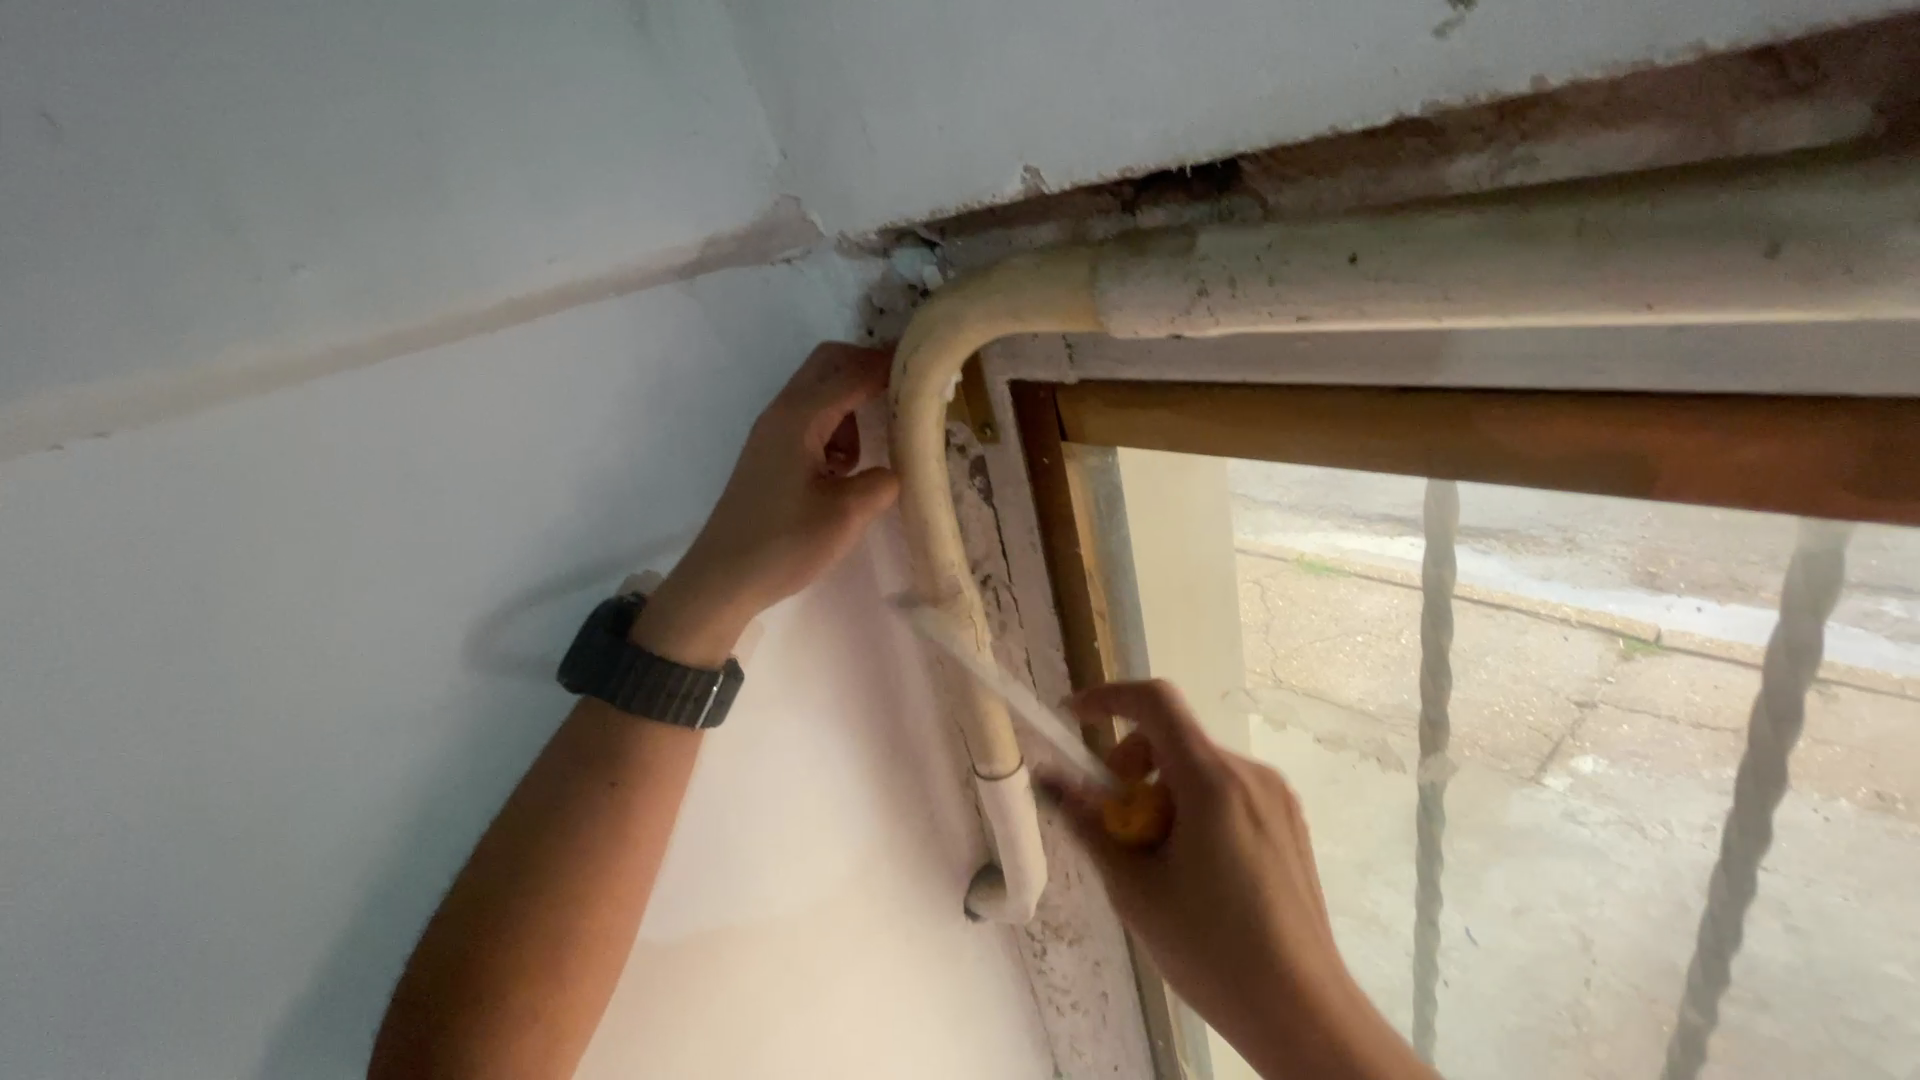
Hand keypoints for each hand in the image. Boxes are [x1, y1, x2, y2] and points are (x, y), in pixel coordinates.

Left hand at [635, 343, 899, 666]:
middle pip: (828, 365)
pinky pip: (810, 421)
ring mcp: (772, 433)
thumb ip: (881, 483)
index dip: (889, 366)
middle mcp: (782, 413)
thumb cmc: (784, 544)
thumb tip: (893, 471)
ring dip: (851, 406)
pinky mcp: (770, 455)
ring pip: (819, 393)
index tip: (927, 366)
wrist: (722, 578)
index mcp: (799, 418)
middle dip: (867, 370)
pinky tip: (843, 473)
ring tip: (866, 456)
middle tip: (904, 395)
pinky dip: (836, 430)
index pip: (851, 373)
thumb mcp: (846, 515)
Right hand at [1046, 681, 1430, 1079]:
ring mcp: (1275, 798)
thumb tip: (1049, 779)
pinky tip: (1194, 869)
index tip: (1073, 719)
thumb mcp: (1134, 888)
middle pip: (1173, 738)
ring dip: (1160, 793)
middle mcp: (1249, 775)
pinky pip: (1225, 791)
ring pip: (1197, 767)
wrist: (1303, 1013)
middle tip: (1116, 826)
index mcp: (1212, 781)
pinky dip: (1193, 808)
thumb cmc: (1211, 950)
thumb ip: (1089, 823)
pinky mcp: (1287, 822)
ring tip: (1156, 860)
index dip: (1107, 698)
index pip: (1155, 703)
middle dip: (1130, 767)